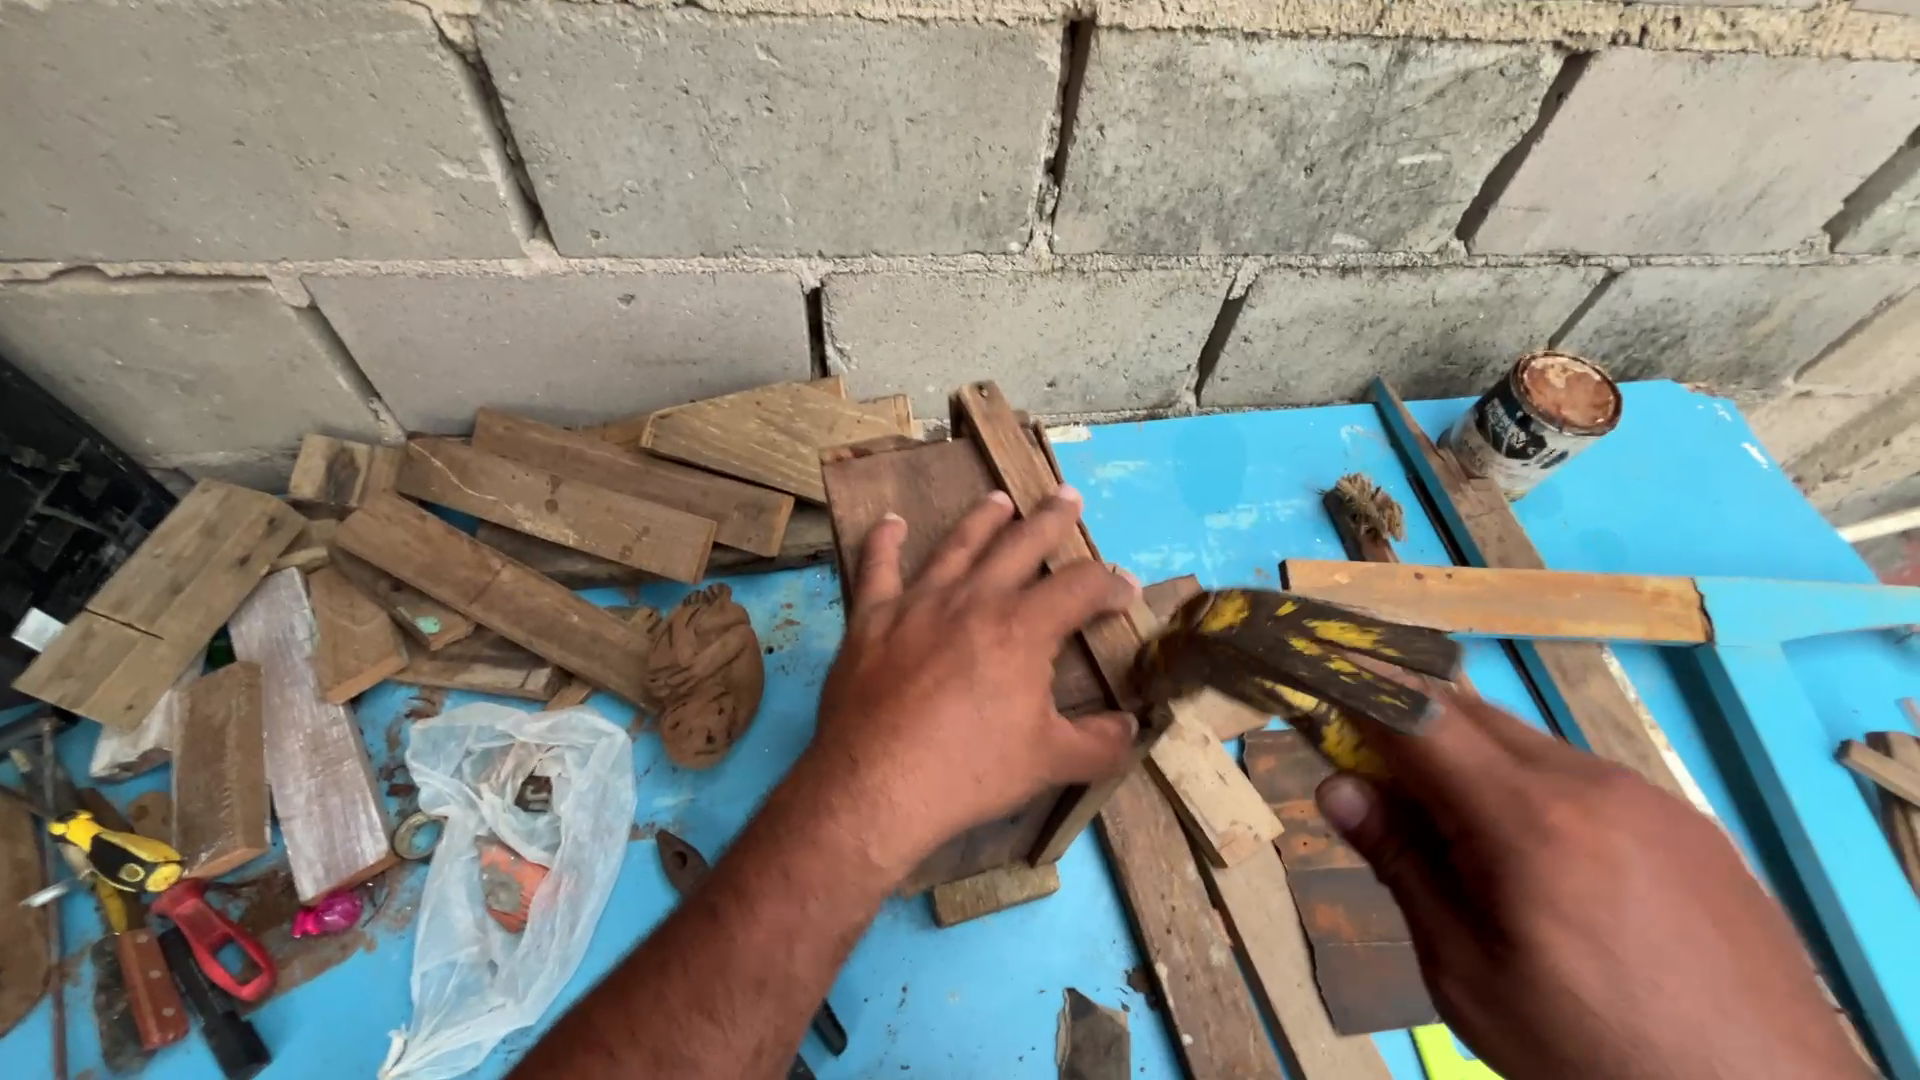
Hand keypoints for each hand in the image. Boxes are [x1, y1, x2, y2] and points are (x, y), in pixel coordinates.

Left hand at [800, 486, 1140, 878]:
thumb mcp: (1048, 763)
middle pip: (1021, 544)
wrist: (875, 785)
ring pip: (956, 546)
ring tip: (999, 499)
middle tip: (1066, 496)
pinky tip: (890, 523)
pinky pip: (877, 569)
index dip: (1111, 584)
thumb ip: (1098, 744)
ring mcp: (918, 604)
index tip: (1126, 589)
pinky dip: (883, 543)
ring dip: (981, 519)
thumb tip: (1133, 729)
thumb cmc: (968, 772)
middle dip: (1050, 520)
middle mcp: (973, 600)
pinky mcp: (871, 619)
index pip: (1081, 587)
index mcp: (1022, 628)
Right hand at [1316, 675, 1870, 1079]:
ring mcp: (1651, 798)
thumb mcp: (1465, 972)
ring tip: (1440, 814)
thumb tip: (1335, 787)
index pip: (1420, 718)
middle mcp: (1593, 784)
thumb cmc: (1589, 1054)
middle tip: (1361, 751)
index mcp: (1529, 821)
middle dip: (1405, 717)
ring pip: (1525, 742)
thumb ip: (1402, 866)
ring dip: (1464, 752)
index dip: (1361, 686)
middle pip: (1470, 714)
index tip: (1316, 667)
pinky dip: (1524, 781)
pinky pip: (1578, 775)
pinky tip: (1526, 845)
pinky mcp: (1688, 823)